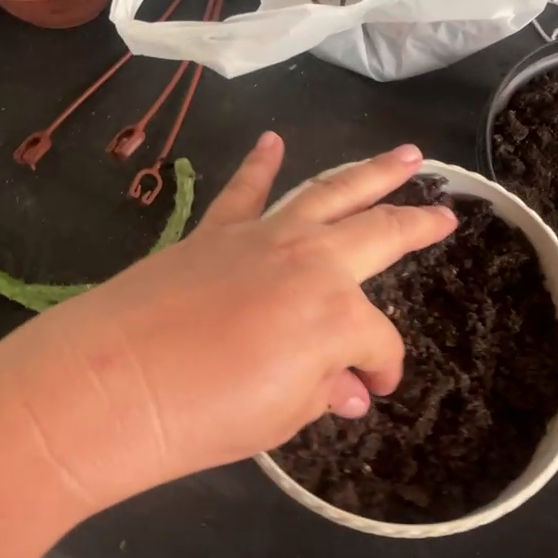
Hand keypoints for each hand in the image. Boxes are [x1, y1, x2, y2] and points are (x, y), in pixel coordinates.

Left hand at [0, 133, 455, 509]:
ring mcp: (264, 236)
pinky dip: (260, 164)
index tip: (374, 389)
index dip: (383, 369)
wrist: (111, 386)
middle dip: (418, 224)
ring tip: (406, 154)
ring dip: (371, 172)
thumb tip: (352, 390)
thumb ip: (325, 391)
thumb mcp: (283, 416)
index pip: (379, 342)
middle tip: (446, 214)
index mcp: (338, 313)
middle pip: (380, 234)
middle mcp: (313, 260)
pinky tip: (272, 140)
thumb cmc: (208, 415)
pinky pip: (245, 190)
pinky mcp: (216, 231)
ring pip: (329, 192)